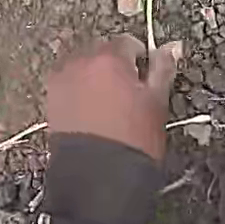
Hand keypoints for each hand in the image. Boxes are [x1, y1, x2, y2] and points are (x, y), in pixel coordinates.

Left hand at [43, 36, 180, 161]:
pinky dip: (80, 89)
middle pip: (103, 51)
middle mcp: (82, 61)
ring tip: (108, 106)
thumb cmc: (133, 141)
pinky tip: (91, 112)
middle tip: (128, 95)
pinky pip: (70, 81)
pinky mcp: (51, 97)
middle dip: (116, 65)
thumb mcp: (157, 103)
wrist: (98, 181)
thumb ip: (163, 68)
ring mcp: (63, 78)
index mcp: (110, 58)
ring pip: (85, 65)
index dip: (140, 60)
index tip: (145, 80)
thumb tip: (172, 45)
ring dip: (96, 76)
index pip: (128, 42)